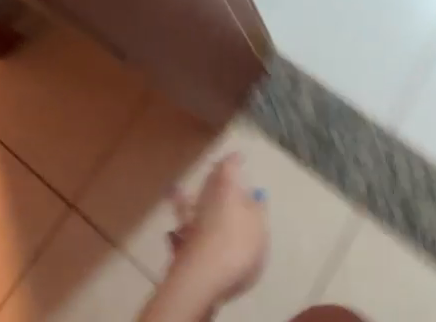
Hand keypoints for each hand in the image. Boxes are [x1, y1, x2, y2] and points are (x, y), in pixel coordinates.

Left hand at [165, 153, 268, 306]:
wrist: (202, 279)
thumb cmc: (238, 246)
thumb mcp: (259, 227)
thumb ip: (258, 211)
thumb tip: (254, 197)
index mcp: (227, 189)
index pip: (228, 167)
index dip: (233, 160)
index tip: (238, 156)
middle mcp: (205, 200)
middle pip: (208, 181)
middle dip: (214, 175)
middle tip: (218, 170)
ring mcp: (190, 223)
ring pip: (189, 203)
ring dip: (188, 197)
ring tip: (181, 190)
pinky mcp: (181, 246)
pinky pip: (181, 230)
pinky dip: (180, 228)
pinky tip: (175, 231)